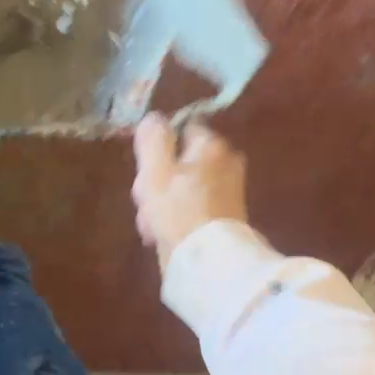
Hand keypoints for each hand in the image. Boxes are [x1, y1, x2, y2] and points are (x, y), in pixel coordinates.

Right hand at [131, 113, 248, 270]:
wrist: (205, 258)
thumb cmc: (177, 210)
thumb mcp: (155, 172)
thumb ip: (152, 141)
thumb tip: (153, 116)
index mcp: (210, 145)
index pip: (183, 129)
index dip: (160, 147)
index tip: (146, 168)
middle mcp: (226, 160)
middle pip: (181, 160)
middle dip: (159, 179)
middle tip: (146, 200)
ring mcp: (228, 188)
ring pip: (183, 185)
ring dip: (163, 201)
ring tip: (152, 223)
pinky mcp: (225, 214)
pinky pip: (192, 205)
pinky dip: (177, 215)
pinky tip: (163, 232)